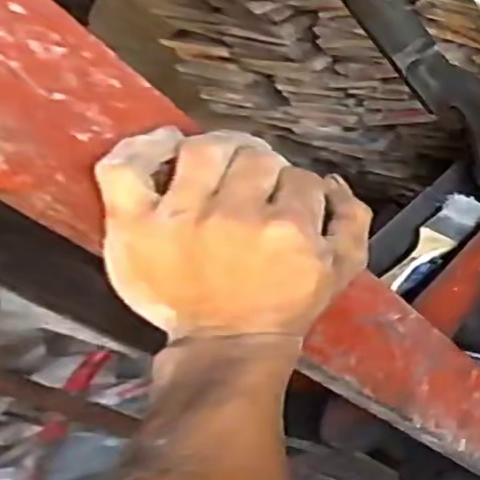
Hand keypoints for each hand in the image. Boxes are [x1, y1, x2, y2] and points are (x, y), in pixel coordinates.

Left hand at [95, 128, 369, 340]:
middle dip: (269, 164)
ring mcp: (181, 215)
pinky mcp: (134, 222)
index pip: (303, 178)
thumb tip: (333, 182)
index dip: (305, 186)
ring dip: (223, 146)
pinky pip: (126, 166)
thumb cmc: (290, 303)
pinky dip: (144, 145)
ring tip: (229, 155)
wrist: (229, 339)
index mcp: (292, 228)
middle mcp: (238, 215)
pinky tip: (167, 141)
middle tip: (266, 178)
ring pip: (203, 150)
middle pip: (258, 159)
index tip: (299, 201)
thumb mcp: (344, 268)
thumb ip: (352, 221)